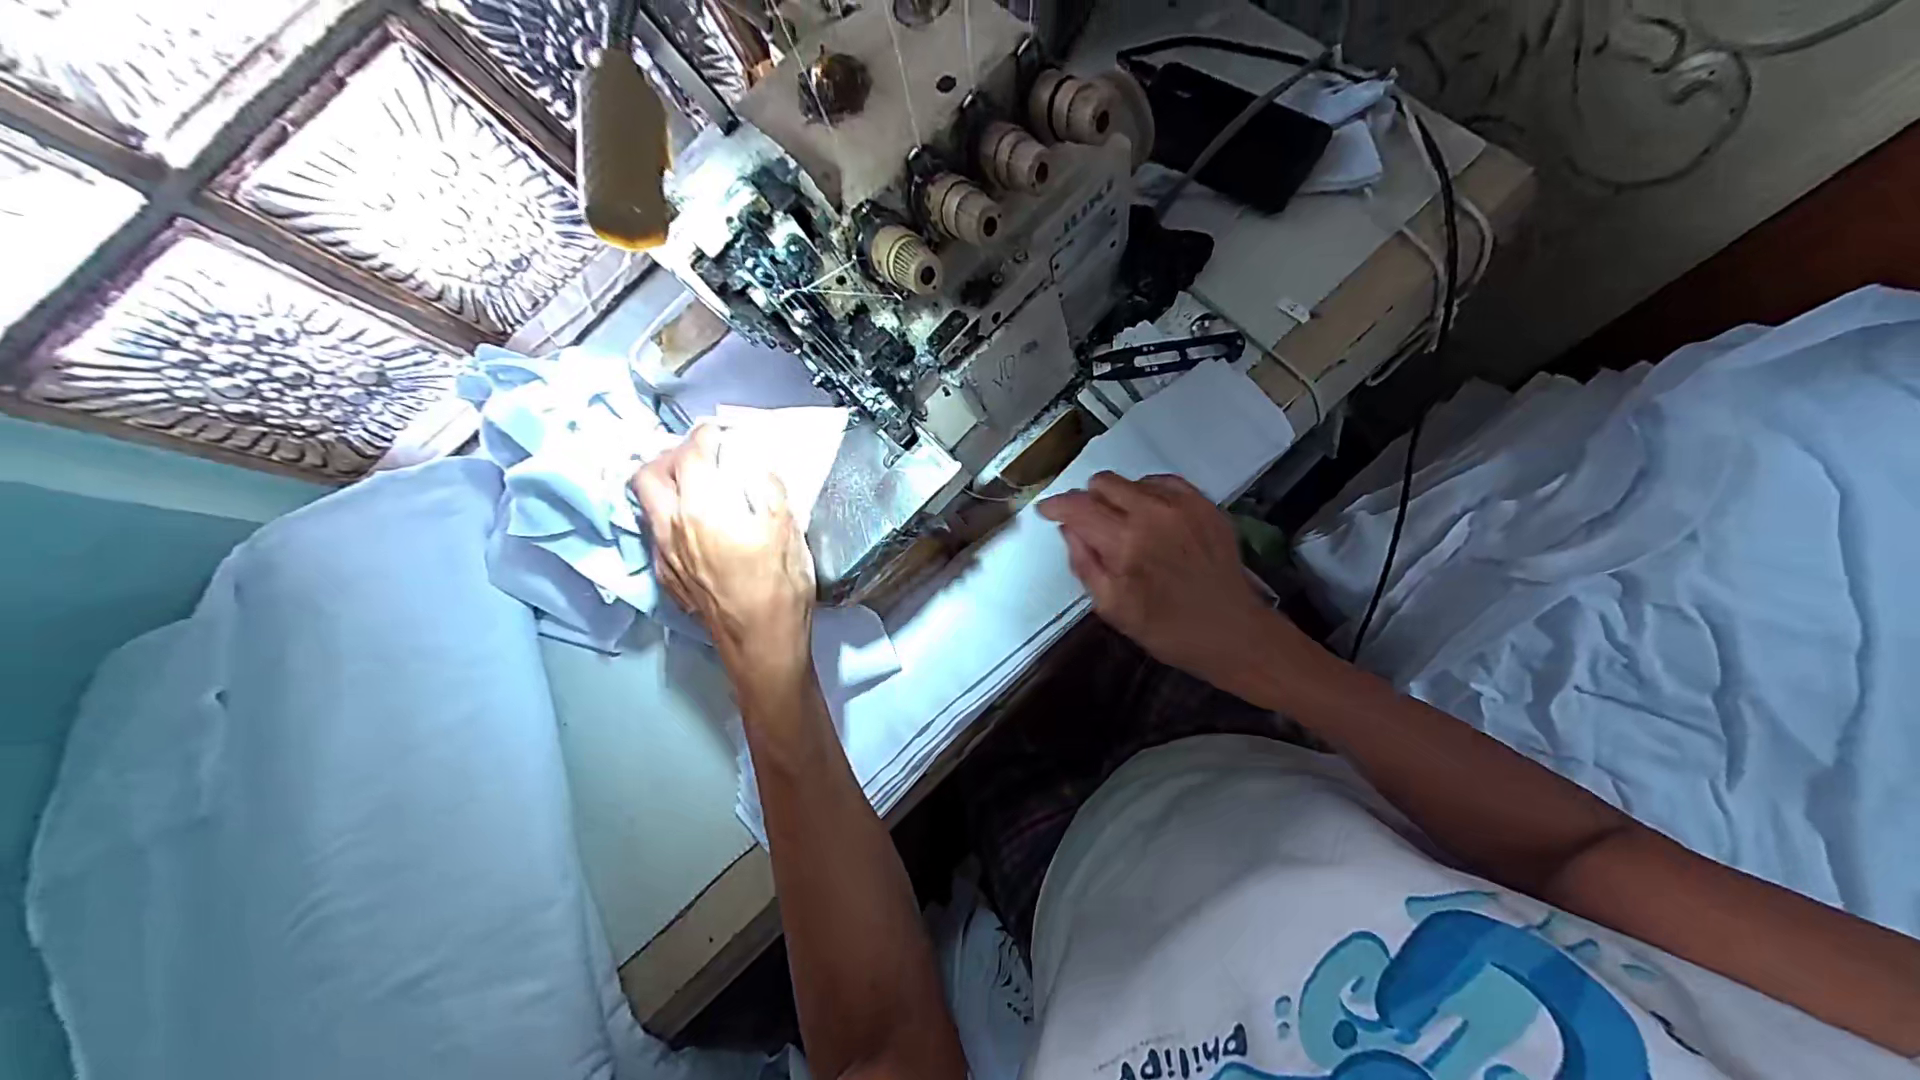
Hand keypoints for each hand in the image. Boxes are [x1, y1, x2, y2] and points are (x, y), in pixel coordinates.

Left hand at [631, 424, 814, 690]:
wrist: (762, 644)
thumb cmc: (779, 590)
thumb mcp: (788, 530)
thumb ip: (769, 490)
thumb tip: (758, 469)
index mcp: (703, 509)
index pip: (692, 454)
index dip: (705, 435)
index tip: (719, 431)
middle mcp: (673, 528)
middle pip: (650, 474)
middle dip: (671, 454)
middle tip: (699, 453)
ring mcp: (666, 555)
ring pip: (647, 506)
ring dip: (665, 485)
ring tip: (695, 485)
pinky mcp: (669, 578)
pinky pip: (656, 535)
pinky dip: (670, 517)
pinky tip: (696, 526)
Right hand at [1038, 471, 1288, 688]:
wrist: (1233, 633)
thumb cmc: (1167, 629)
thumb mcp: (1112, 607)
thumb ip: (1084, 563)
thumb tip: (1068, 528)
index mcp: (1126, 543)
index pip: (1078, 506)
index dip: (1056, 505)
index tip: (1047, 510)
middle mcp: (1153, 514)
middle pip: (1103, 483)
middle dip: (1087, 500)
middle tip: (1089, 524)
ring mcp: (1184, 505)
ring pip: (1131, 480)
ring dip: (1118, 498)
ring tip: (1124, 525)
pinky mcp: (1205, 504)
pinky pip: (1163, 482)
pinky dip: (1148, 494)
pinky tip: (1151, 517)